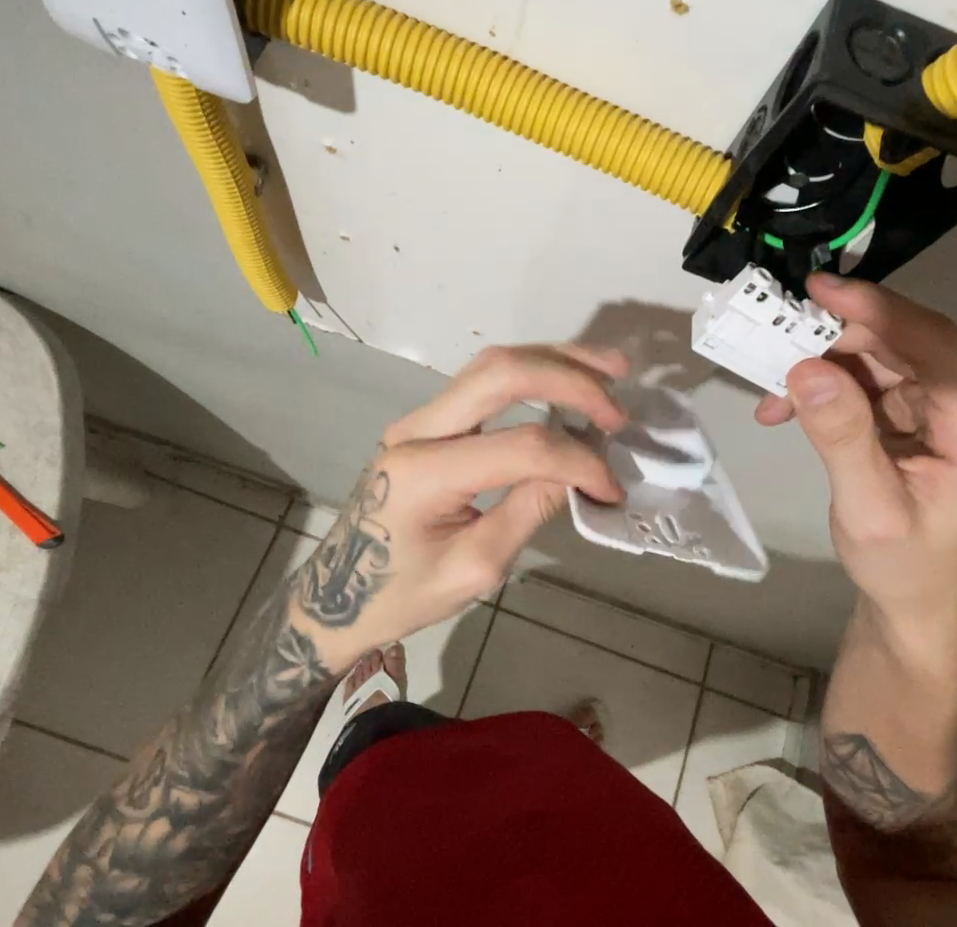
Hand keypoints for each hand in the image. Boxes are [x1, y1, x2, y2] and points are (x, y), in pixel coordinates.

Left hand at [291, 344, 629, 670]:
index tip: (612, 487)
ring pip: (491, 364)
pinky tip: (568, 378)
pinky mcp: (428, 422)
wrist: (337, 595)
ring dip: (555, 361)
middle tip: (619, 407)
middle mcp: (417, 429)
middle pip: (500, 373)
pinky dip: (533, 375)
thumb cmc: (401, 595)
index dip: (579, 461)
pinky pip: (484, 382)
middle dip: (570, 379)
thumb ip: (527, 511)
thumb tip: (579, 471)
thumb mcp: (474, 569)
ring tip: (610, 367)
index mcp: (425, 472)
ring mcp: (419, 419)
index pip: (522, 445)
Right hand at [756, 275, 956, 623]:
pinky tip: (784, 405)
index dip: (878, 310)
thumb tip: (806, 369)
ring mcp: (939, 407)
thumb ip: (842, 437)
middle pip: (905, 339)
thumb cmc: (899, 562)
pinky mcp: (912, 413)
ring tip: (772, 379)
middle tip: (779, 330)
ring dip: (825, 358)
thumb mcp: (868, 508)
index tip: (820, 290)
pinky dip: (825, 382)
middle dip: (841, 331)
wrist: (908, 596)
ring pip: (882, 352)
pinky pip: (867, 377)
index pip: (932, 345)